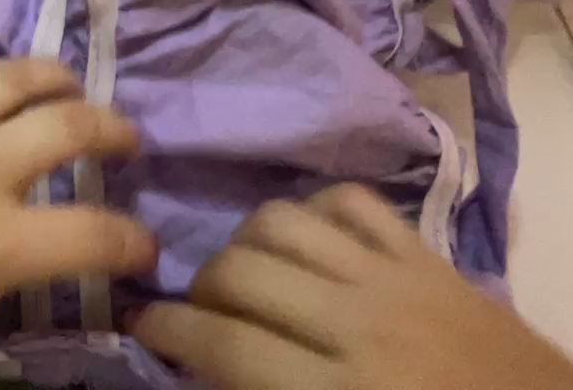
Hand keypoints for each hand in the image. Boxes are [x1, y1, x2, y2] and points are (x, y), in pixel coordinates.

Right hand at [132, 185, 572, 389]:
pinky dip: (316, 210)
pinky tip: (308, 239)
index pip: (228, 346)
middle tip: (198, 308)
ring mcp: (399, 278)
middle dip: (200, 286)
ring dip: (246, 240)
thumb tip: (213, 371)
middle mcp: (363, 323)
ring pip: (283, 220)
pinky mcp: (430, 255)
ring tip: (245, 269)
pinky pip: (351, 200)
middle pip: (243, 271)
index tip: (142, 324)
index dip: (170, 330)